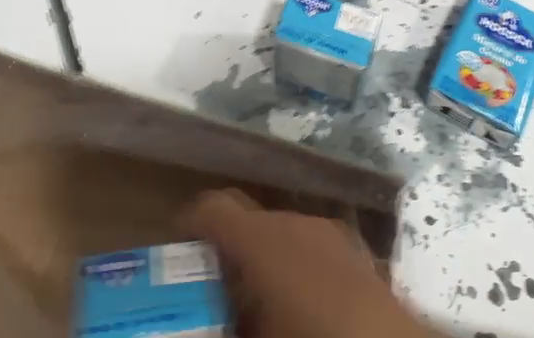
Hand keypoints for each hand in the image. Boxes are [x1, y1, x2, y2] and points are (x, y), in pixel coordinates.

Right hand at [182, 190, 437, 337]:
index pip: (212, 207)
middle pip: (248, 222)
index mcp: (263, 238)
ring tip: (253, 306)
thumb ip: (226, 318)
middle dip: (227, 252)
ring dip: (264, 262)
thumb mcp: (256, 331)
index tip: (174, 252)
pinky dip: (297, 271)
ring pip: (284, 236)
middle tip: (208, 292)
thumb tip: (205, 317)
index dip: (189, 225)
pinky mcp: (360, 256)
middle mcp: (296, 224)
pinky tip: (295, 309)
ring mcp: (333, 236)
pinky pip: (314, 252)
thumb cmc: (312, 334)